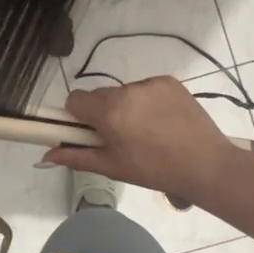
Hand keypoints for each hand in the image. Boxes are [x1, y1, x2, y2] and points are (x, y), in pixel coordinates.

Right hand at [41, 77, 247, 198]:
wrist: (206, 164)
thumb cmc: (155, 170)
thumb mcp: (113, 167)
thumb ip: (77, 157)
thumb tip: (47, 155)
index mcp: (109, 112)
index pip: (75, 99)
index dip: (77, 115)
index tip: (89, 132)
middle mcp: (126, 91)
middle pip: (99, 95)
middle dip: (102, 112)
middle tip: (119, 137)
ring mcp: (150, 84)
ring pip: (123, 92)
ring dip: (125, 107)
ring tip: (145, 132)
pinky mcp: (169, 82)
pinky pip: (145, 88)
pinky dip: (146, 102)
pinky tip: (161, 121)